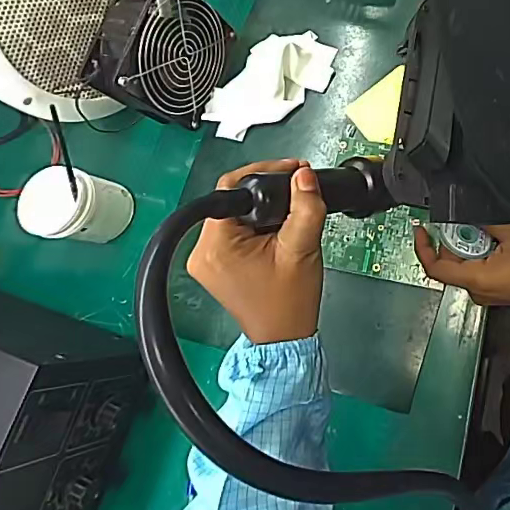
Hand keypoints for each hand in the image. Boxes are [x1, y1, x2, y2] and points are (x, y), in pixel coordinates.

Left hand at [186, 160, 326, 343]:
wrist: (284, 337)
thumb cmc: (288, 304)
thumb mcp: (302, 247)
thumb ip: (306, 206)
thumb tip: (304, 176)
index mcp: (216, 247)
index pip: (232, 186)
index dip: (264, 173)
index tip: (289, 172)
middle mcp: (202, 251)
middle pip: (234, 198)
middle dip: (268, 192)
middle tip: (295, 192)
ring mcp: (207, 258)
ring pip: (236, 211)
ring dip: (263, 208)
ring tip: (287, 215)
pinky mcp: (216, 261)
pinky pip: (235, 227)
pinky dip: (257, 222)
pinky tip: (275, 229)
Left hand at [413, 223, 509, 323]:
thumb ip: (486, 222)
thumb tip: (466, 212)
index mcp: (476, 279)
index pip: (435, 268)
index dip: (423, 248)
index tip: (421, 229)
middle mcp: (475, 290)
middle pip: (449, 263)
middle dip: (451, 239)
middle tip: (465, 220)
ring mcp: (484, 293)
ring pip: (462, 265)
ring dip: (466, 245)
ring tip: (484, 230)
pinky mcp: (493, 290)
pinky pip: (474, 269)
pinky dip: (476, 253)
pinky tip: (492, 241)